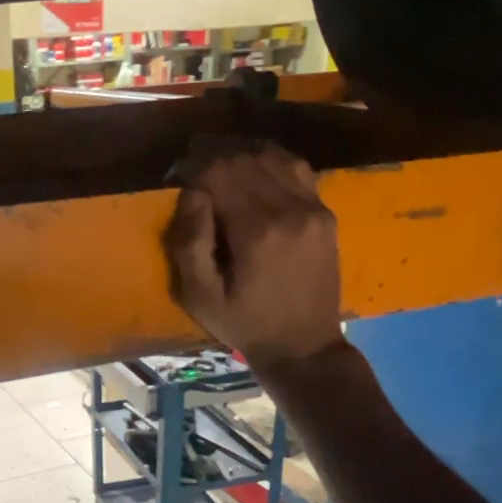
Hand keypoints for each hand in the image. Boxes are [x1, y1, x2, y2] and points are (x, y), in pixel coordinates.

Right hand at [163, 145, 343, 373]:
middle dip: (213, 160)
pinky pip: (297, 169)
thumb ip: (189, 242)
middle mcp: (290, 210)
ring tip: (220, 173)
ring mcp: (314, 208)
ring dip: (242, 158)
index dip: (192, 169)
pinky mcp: (325, 213)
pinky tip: (253, 176)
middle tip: (192, 176)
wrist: (304, 346)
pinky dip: (270, 164)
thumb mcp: (199, 296)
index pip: (219, 172)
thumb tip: (191, 193)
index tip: (175, 181)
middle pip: (245, 159)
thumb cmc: (244, 324)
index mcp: (257, 232)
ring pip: (273, 156)